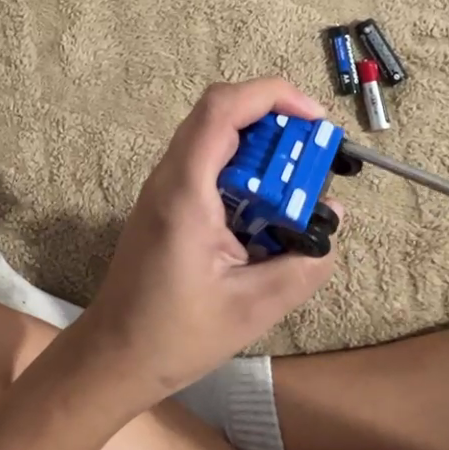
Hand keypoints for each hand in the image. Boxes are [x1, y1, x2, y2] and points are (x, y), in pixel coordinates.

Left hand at [67, 79, 339, 407]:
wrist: (115, 354)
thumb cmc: (174, 334)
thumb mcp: (252, 307)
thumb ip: (301, 265)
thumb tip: (333, 226)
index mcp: (185, 191)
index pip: (223, 109)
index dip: (273, 95)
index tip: (317, 120)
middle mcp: (170, 176)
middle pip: (221, 114)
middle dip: (276, 123)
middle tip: (318, 159)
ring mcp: (165, 187)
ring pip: (216, 138)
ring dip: (262, 150)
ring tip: (301, 187)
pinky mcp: (167, 203)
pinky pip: (210, 165)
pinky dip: (246, 172)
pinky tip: (269, 212)